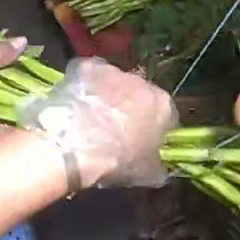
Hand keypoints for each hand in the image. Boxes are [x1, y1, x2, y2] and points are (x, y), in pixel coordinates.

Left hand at [18, 59, 174, 187]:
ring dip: (106, 95)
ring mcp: (112, 71)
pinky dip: (84, 86)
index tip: (142, 141)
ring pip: (113, 82)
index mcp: (162, 104)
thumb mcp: (148, 174)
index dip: (154, 128)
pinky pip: (89, 75)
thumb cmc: (116, 162)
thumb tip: (157, 162)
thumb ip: (158, 162)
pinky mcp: (86, 66)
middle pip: (138, 94)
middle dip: (129, 107)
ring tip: (89, 117)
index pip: (165, 114)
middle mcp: (141, 81)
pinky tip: (75, 103)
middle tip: (113, 129)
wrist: (74, 147)